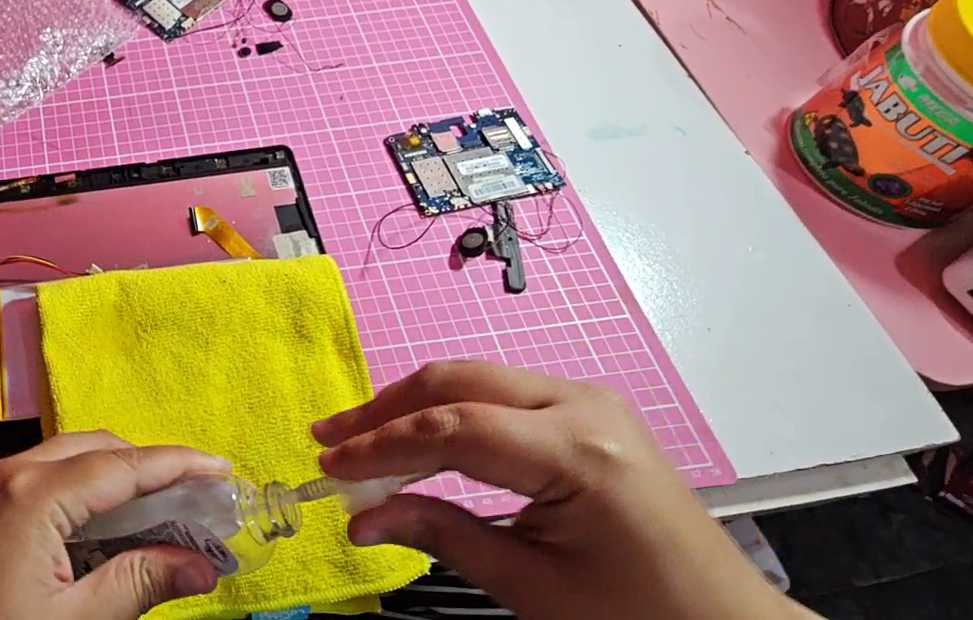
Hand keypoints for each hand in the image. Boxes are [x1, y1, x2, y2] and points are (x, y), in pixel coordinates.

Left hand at [0, 432, 224, 619]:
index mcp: (32, 494)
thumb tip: (199, 566)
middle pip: (96, 450)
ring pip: (70, 461)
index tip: (218, 468)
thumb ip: (139, 583)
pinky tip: (108, 530)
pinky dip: (83, 495)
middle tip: (194, 499)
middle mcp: (10, 473)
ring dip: (116, 481)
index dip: (176, 464)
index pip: (122, 466)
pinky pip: (45, 480)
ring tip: (160, 515)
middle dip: (147, 469)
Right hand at [313, 361, 813, 619]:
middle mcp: (581, 404)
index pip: (455, 429)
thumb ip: (442, 537)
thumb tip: (364, 520)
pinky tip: (412, 431)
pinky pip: (493, 392)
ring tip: (357, 433)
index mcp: (580, 452)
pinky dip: (444, 409)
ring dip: (408, 404)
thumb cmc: (641, 617)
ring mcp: (583, 397)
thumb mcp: (536, 591)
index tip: (332, 465)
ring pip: (469, 377)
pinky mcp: (579, 406)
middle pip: (455, 383)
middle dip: (385, 410)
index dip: (383, 445)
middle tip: (331, 439)